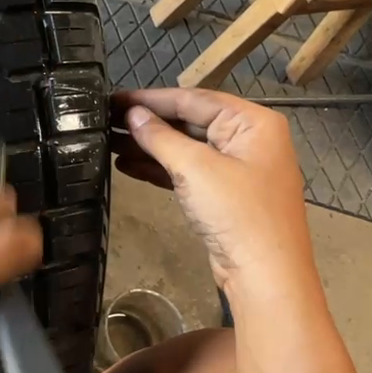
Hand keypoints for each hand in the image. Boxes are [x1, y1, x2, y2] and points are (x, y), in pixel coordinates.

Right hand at [112, 87, 311, 291]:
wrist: (265, 274)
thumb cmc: (237, 213)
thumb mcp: (195, 169)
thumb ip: (160, 137)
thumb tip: (132, 115)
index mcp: (252, 122)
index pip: (193, 99)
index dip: (150, 99)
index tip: (114, 98)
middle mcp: (248, 139)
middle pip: (189, 122)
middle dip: (148, 123)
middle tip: (106, 120)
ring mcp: (236, 168)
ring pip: (185, 148)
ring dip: (149, 147)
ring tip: (108, 143)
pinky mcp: (224, 194)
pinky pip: (188, 171)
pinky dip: (160, 169)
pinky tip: (128, 166)